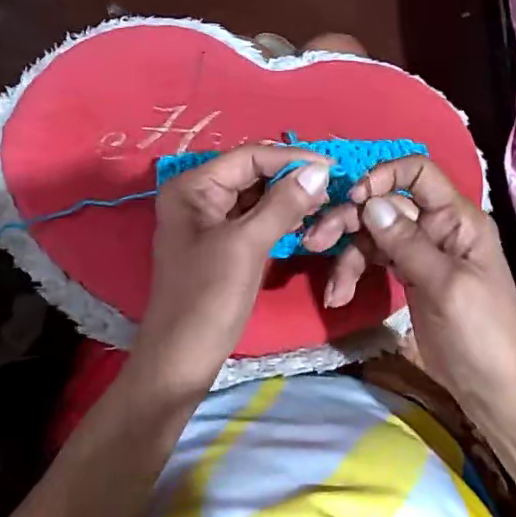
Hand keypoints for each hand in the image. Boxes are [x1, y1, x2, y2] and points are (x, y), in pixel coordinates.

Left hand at [136, 143, 334, 389]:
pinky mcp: (221, 244)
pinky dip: (279, 218)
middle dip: (291, 178)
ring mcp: (208, 221)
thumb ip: (283, 204)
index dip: (291, 159)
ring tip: (324, 202)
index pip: (249, 156)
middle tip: (333, 187)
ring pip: (256, 197)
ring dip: (288, 198)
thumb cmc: (208, 298)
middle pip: (252, 173)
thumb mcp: (247, 245)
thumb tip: (318, 170)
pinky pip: (254, 220)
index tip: (333, 167)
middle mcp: (197, 196)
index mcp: (192, 187)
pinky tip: (305, 221)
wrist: (181, 360)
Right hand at [307, 156, 515, 415]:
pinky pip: (373, 259)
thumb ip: (407, 243)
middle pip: (385, 205)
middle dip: (349, 220)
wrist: (492, 389)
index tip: (355, 198)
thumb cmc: (482, 333)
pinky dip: (353, 273)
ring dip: (346, 254)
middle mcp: (437, 226)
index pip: (419, 172)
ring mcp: (420, 251)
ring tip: (333, 290)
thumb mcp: (446, 286)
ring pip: (372, 233)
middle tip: (315, 241)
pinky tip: (338, 296)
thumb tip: (370, 202)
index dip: (384, 176)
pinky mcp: (406, 275)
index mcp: (458, 219)